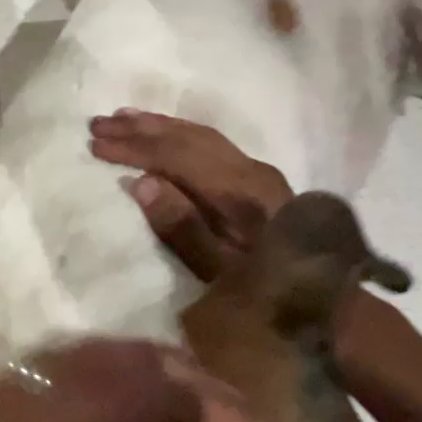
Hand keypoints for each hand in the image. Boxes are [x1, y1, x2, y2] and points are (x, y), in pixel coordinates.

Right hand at [89, 108, 293, 280]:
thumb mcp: (221, 275)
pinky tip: (164, 135)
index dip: (136, 149)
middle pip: (190, 139)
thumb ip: (183, 230)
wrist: (325, 301)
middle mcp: (250, 171)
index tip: (96, 146)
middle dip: (142, 130)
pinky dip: (181, 135)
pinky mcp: (257, 181)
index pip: (179, 158)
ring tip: (122, 119)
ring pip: (202, 136)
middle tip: (97, 125)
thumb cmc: (269, 295)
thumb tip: (142, 183)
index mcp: (241, 193)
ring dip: (159, 126)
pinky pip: (212, 145)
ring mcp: (256, 173)